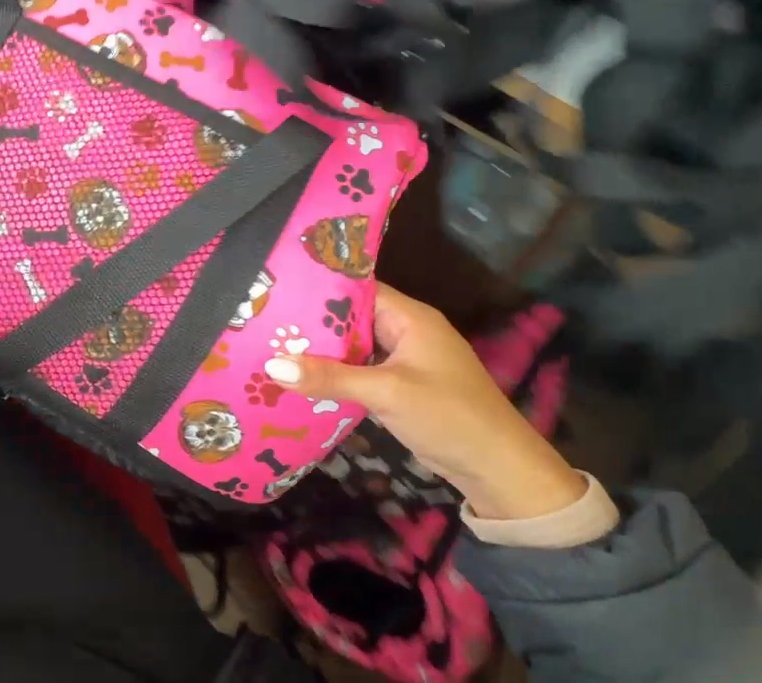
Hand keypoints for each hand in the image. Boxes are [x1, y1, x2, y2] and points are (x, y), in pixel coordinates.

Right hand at [264, 284, 584, 520]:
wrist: (502, 474)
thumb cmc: (451, 417)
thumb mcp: (386, 393)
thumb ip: (329, 377)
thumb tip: (270, 363)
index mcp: (410, 318)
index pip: (355, 288)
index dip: (315, 287)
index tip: (273, 289)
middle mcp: (405, 332)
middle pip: (347, 317)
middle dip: (307, 321)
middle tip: (258, 319)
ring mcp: (402, 361)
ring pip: (349, 345)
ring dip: (316, 350)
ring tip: (266, 344)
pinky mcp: (398, 386)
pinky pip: (356, 370)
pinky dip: (331, 372)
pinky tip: (297, 376)